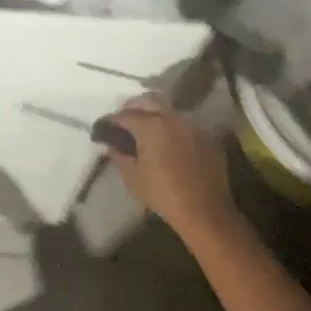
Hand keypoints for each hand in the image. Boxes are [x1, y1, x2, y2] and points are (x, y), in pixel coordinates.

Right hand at [104, 95, 236, 236]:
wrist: (204, 210)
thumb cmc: (162, 193)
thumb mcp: (132, 177)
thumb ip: (118, 155)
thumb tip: (111, 144)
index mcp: (151, 126)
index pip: (124, 115)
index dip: (110, 121)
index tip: (102, 128)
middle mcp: (172, 118)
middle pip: (149, 100)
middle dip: (133, 107)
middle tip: (124, 121)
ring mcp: (193, 126)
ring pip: (169, 111)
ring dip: (155, 116)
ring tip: (146, 131)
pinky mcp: (207, 138)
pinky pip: (185, 126)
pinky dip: (172, 129)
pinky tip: (168, 144)